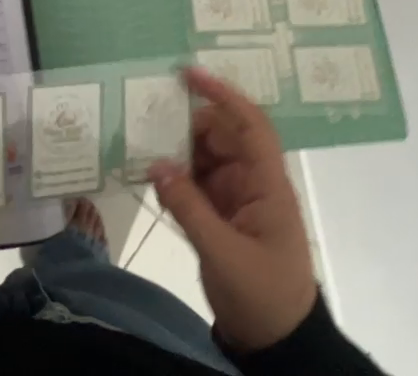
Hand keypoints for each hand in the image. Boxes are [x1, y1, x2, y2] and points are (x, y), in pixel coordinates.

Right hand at [150, 67, 319, 352]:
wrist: (277, 343)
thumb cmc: (263, 295)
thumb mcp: (224, 254)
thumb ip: (188, 207)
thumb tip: (155, 164)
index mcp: (267, 185)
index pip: (250, 126)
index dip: (223, 96)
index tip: (189, 75)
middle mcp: (252, 182)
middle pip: (220, 136)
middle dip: (186, 125)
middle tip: (146, 119)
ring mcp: (236, 198)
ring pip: (204, 158)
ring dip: (176, 150)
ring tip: (139, 143)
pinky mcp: (220, 216)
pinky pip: (194, 183)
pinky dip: (174, 177)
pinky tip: (149, 175)